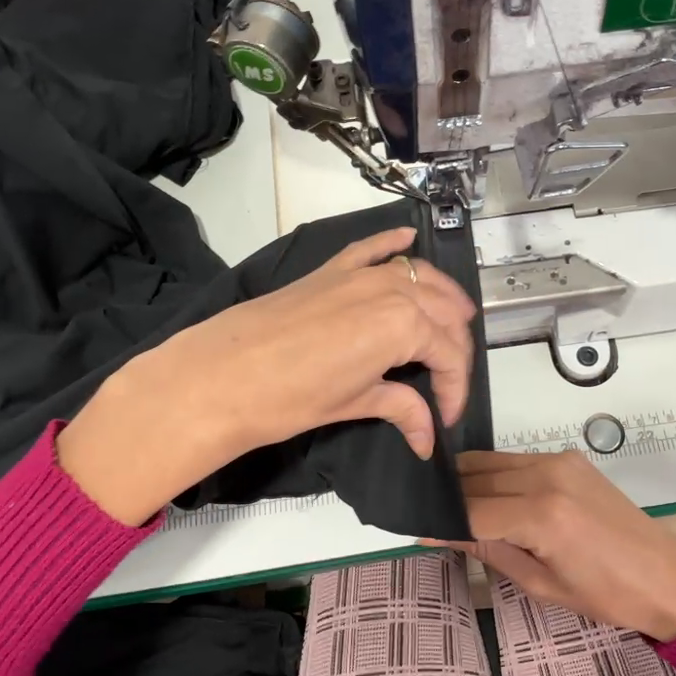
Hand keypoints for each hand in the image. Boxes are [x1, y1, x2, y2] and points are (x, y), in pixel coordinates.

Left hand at [59, 227, 477, 525]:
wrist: (221, 376)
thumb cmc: (291, 397)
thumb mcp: (354, 403)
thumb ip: (401, 409)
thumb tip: (427, 438)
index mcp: (405, 324)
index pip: (449, 354)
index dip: (455, 390)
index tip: (447, 418)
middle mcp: (392, 289)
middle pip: (443, 312)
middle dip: (454, 347)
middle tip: (448, 380)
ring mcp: (360, 273)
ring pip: (418, 275)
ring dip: (440, 296)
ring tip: (451, 321)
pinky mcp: (331, 270)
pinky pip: (371, 247)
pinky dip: (392, 241)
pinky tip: (409, 237)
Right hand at [425, 451, 675, 641]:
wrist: (664, 575)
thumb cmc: (605, 595)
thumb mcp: (539, 583)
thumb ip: (487, 548)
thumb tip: (438, 533)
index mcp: (542, 514)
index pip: (470, 508)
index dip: (439, 519)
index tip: (413, 527)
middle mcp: (547, 474)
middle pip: (475, 475)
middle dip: (447, 494)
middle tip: (424, 515)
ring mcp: (559, 459)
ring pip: (491, 460)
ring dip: (467, 480)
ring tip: (449, 505)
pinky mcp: (568, 456)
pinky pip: (515, 459)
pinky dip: (493, 474)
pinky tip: (483, 494)